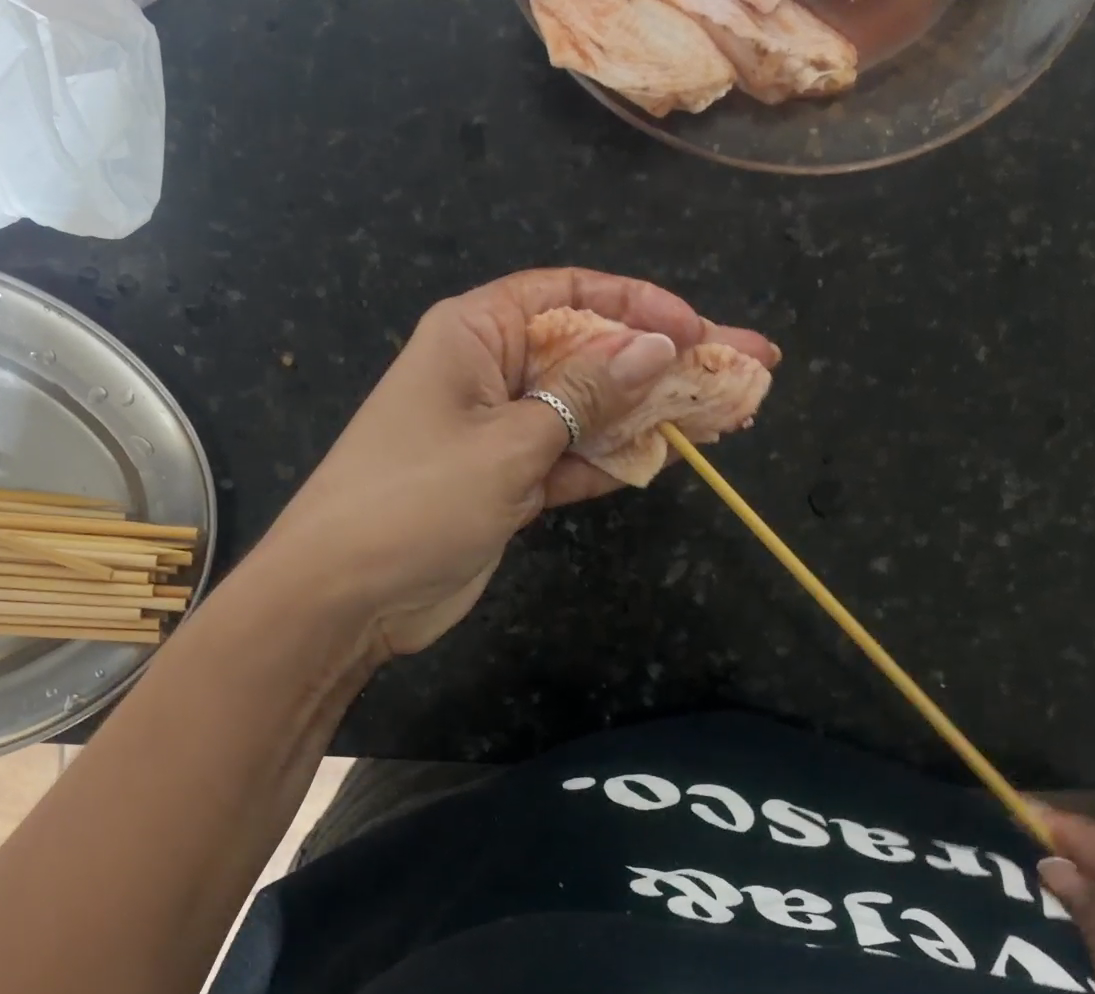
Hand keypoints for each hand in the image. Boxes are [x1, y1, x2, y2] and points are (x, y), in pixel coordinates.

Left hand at [251, 268, 777, 655]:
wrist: (345, 597)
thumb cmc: (416, 499)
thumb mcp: (509, 441)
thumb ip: (587, 395)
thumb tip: (659, 345)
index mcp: (475, 334)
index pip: (570, 295)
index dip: (639, 304)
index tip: (699, 329)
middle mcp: (491, 372)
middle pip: (593, 352)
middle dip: (666, 361)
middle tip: (749, 368)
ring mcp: (501, 432)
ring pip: (590, 410)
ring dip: (651, 415)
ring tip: (728, 418)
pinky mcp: (508, 484)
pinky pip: (573, 459)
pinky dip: (613, 461)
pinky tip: (667, 457)